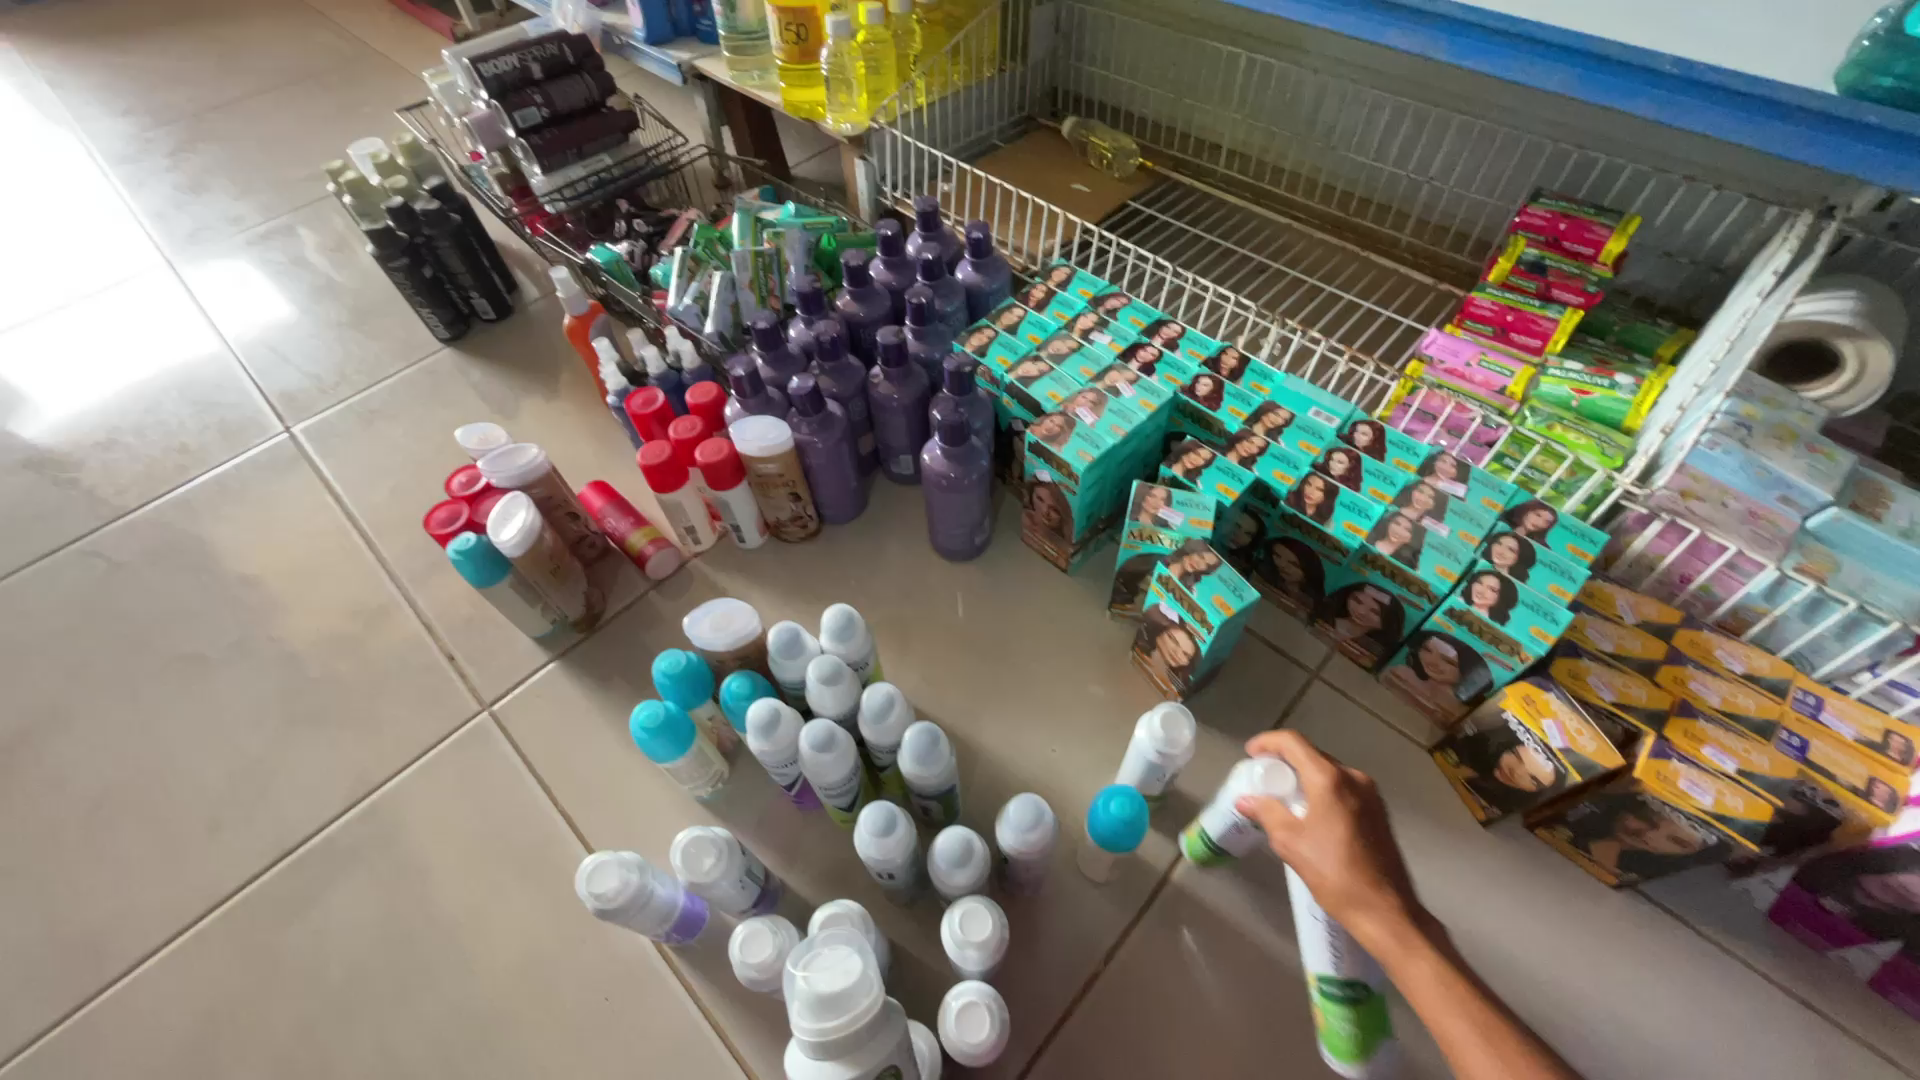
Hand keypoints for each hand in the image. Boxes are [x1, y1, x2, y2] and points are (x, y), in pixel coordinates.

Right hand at [1235, 730, 1428, 949]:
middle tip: (1263, 779)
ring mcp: (1371, 793)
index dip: (1268, 742)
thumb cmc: (1335, 875)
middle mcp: (1354, 778)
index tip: (1251, 754)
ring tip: (1283, 798)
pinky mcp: (1378, 810)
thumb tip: (1247, 800)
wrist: (1388, 912)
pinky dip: (1321, 790)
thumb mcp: (1291, 843)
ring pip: (1328, 772)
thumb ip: (1267, 812)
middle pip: (1312, 755)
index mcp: (1330, 780)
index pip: (1293, 743)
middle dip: (1284, 762)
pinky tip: (1310, 813)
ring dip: (1303, 777)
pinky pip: (1342, 787)